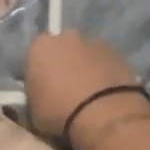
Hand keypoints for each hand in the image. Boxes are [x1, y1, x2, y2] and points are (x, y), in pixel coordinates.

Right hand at [23, 30, 149, 149]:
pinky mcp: (119, 53)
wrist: (103, 113)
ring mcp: (95, 42)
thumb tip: (40, 94)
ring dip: (82, 68)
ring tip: (85, 95)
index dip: (34, 75)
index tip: (38, 91)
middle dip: (60, 64)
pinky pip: (103, 63)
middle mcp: (66, 36)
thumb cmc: (58, 111)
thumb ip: (34, 94)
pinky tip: (102, 95)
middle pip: (60, 50)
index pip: (30, 58)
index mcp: (39, 47)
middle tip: (61, 90)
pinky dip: (101, 74)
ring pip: (83, 54)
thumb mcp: (32, 110)